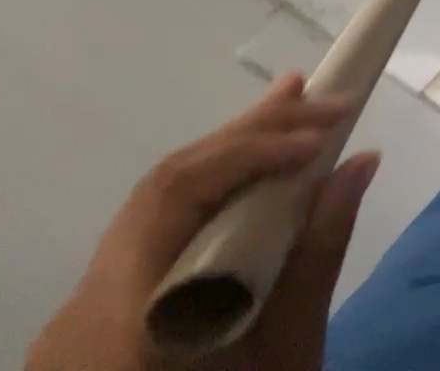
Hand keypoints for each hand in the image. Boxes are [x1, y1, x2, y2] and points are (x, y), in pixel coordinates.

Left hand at [27, 74, 379, 370]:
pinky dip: (214, 189)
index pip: (176, 196)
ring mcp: (80, 309)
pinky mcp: (95, 313)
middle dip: (249, 133)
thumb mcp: (290, 350)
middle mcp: (84, 305)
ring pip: (157, 204)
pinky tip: (255, 169)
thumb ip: (318, 256)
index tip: (324, 130)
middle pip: (165, 187)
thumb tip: (360, 163)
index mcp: (128, 318)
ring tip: (296, 108)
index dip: (250, 148)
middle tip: (321, 93)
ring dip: (233, 152)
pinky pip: (156, 231)